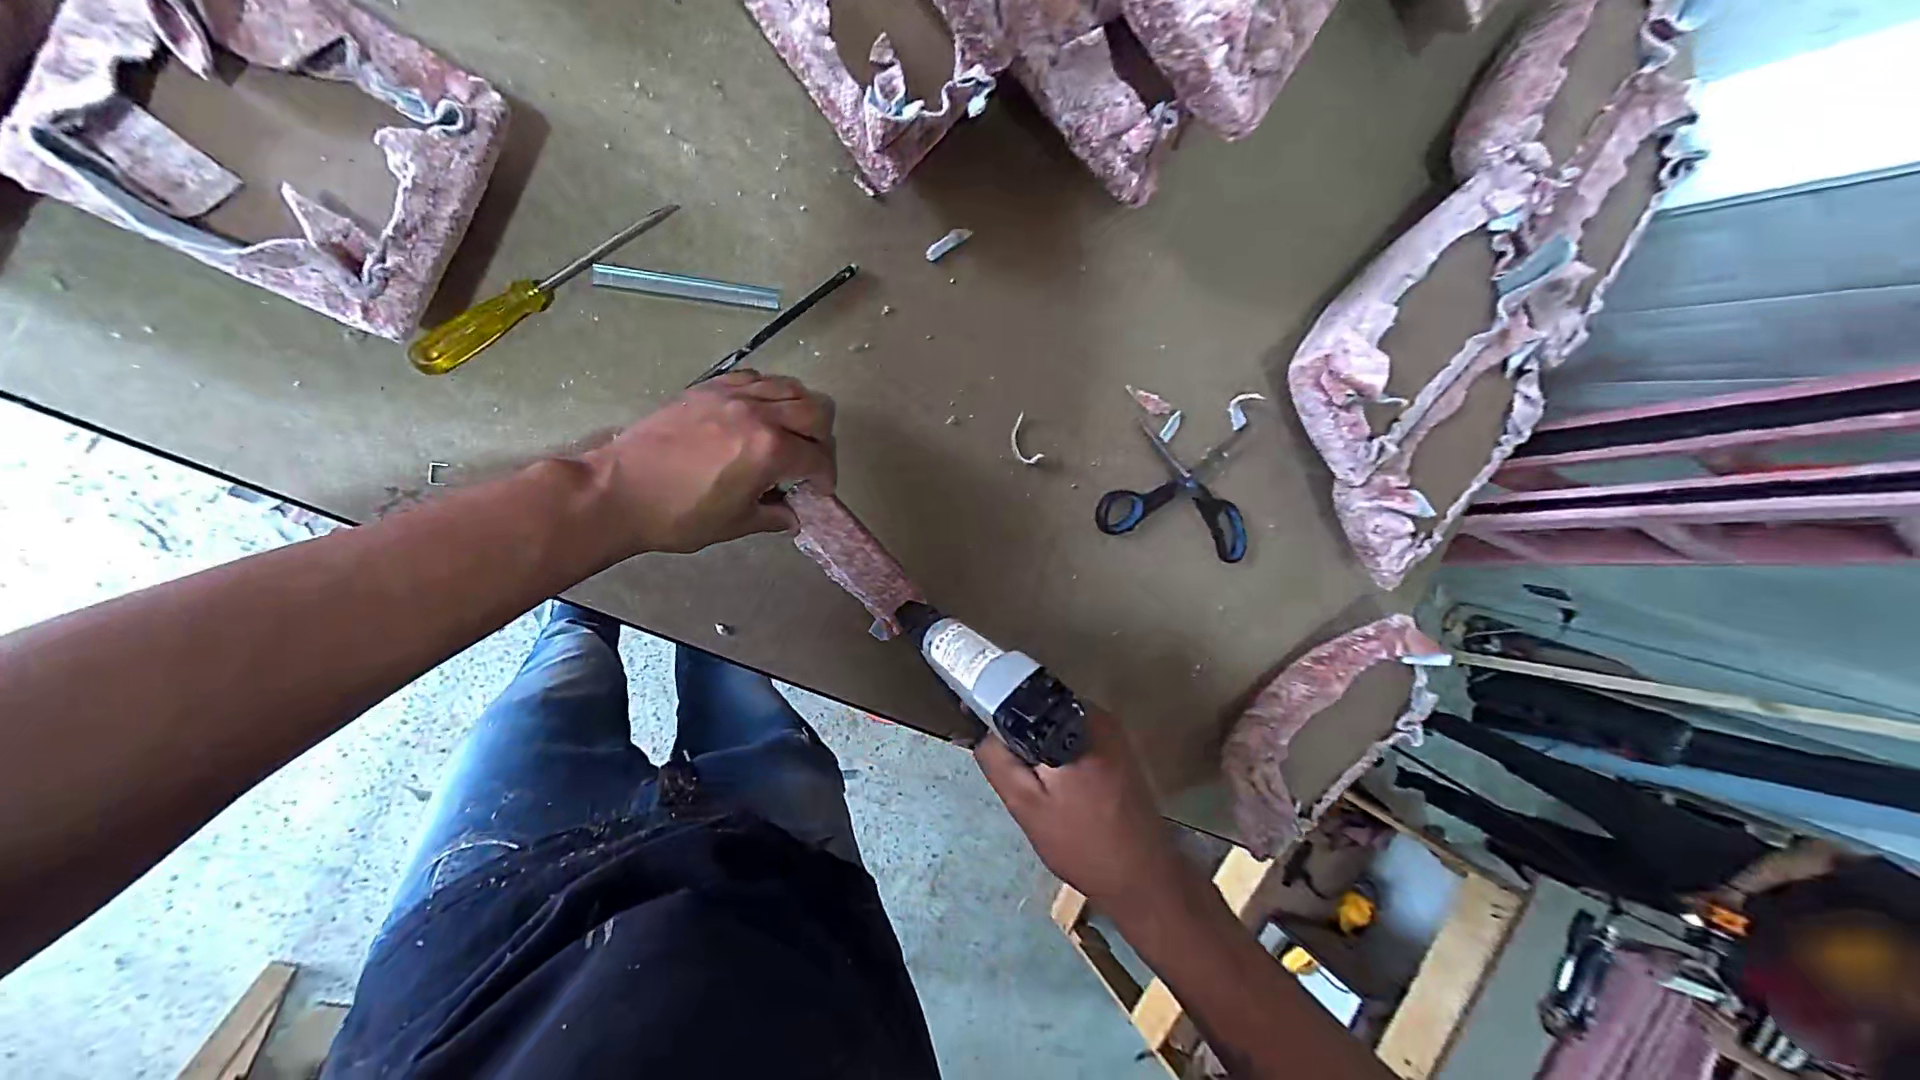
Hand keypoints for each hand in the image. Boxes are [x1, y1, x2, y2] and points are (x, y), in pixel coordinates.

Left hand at [583, 371, 835, 554]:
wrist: (618, 491)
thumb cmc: (679, 515)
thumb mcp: (735, 524)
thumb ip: (773, 515)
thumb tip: (792, 515)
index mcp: (770, 450)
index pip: (819, 457)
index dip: (826, 478)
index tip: (819, 490)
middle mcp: (759, 414)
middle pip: (817, 411)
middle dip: (822, 440)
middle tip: (809, 461)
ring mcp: (733, 395)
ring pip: (791, 387)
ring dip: (801, 411)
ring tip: (789, 434)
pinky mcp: (710, 387)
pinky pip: (756, 378)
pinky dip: (769, 394)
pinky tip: (759, 415)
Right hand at [976, 709, 1194, 919]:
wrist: (1143, 879)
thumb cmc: (1082, 844)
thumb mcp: (1026, 805)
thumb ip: (998, 760)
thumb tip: (980, 729)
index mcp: (1077, 722)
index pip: (1021, 697)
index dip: (993, 709)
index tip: (974, 724)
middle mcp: (1099, 717)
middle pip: (1040, 711)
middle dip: (1019, 735)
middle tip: (1014, 774)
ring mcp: (1114, 733)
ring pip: (1056, 726)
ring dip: (1040, 749)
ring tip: (1037, 788)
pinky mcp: (1120, 750)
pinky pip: (1075, 740)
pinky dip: (1059, 757)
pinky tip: (1060, 792)